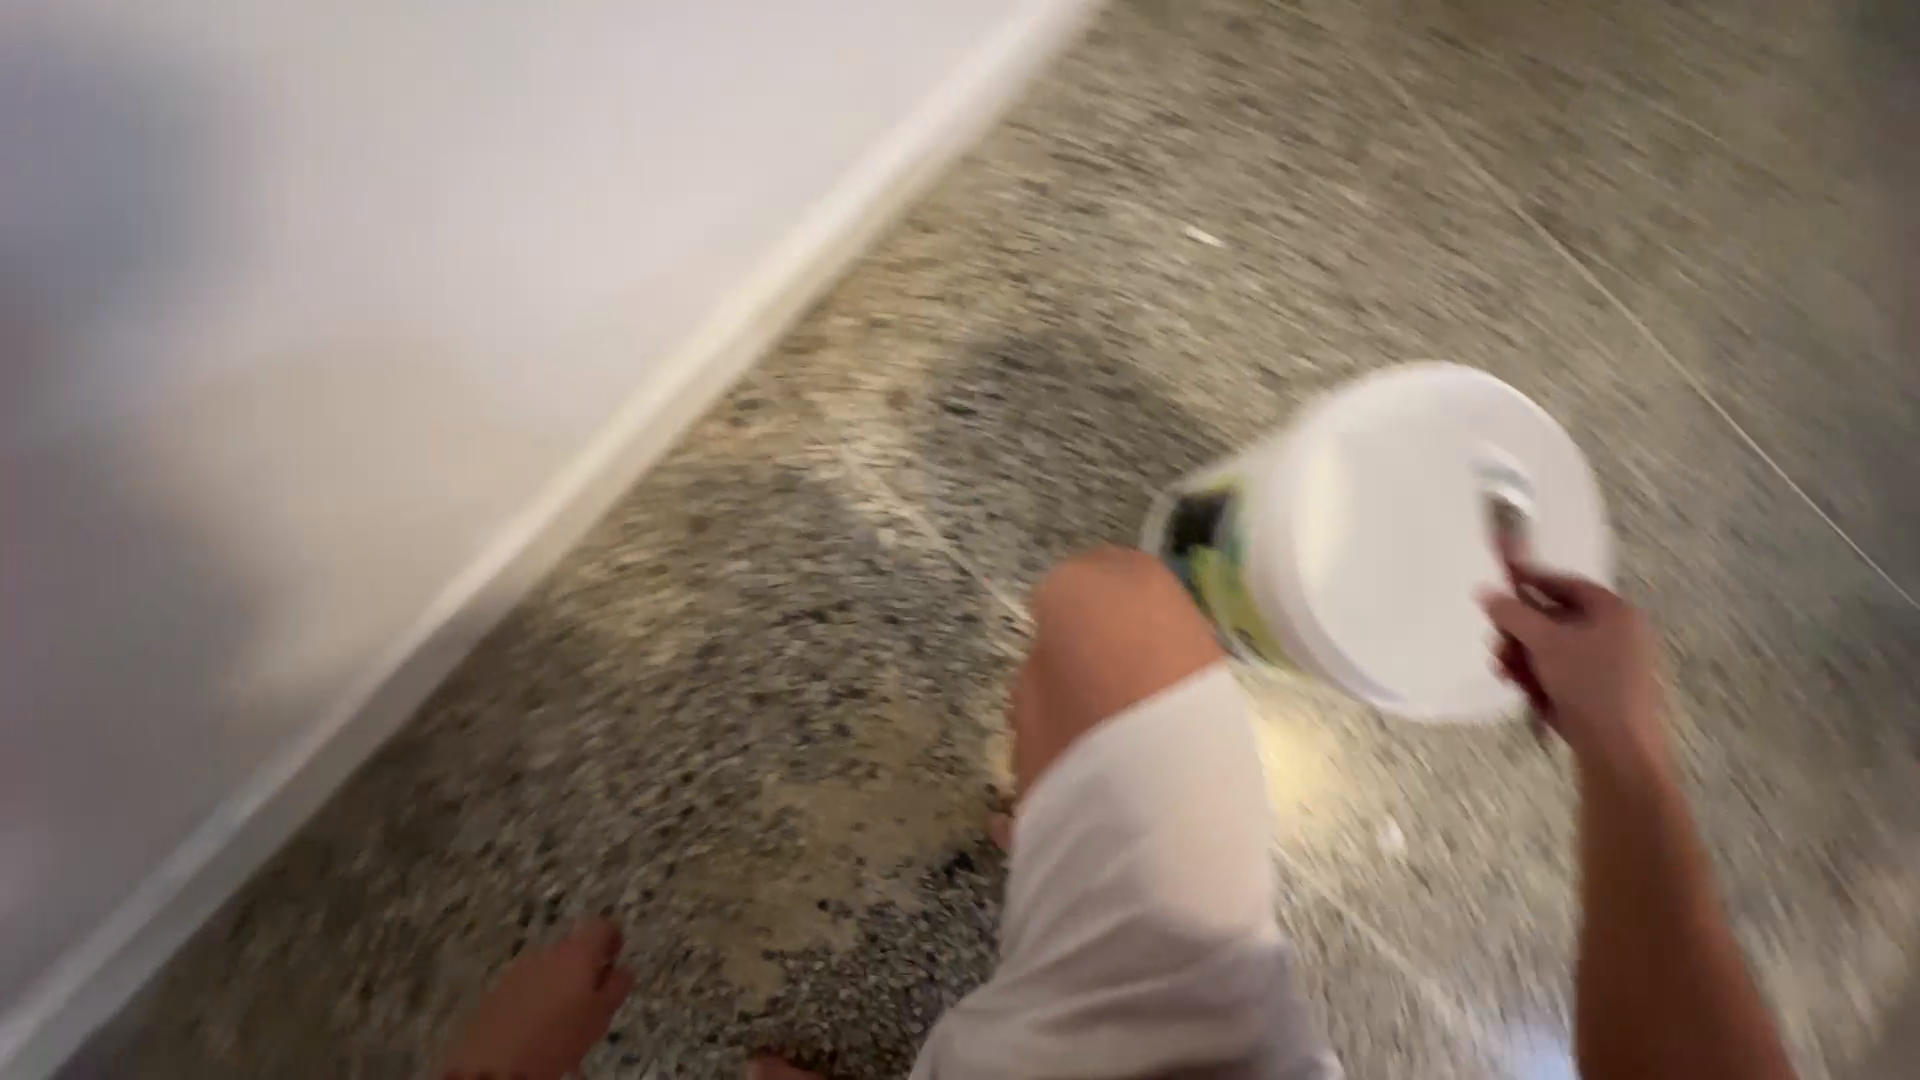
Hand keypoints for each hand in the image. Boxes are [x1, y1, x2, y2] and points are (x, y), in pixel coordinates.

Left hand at [442, 919, 634, 1079]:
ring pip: (548, 968)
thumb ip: (617, 988)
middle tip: (590, 998)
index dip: (613, 939)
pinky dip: (535, 997)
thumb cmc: (557, 1039)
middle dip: (584, 967)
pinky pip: (526, 986)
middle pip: (573, 949)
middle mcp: (548, 953)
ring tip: (561, 1016)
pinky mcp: (495, 993)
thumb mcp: (599, 1018)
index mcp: (577, 953)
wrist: (491, 1070)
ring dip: (558, 982)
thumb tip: (623, 969)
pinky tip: (534, 1026)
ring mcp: (518, 971)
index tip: (615, 960)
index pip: (602, 926)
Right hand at [1479, 570, 1668, 781]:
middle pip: (1551, 617)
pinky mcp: (1596, 687)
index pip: (1564, 583)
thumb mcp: (1543, 640)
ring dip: (1520, 653)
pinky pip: (1556, 668)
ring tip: (1503, 668)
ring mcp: (1607, 662)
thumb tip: (1484, 590)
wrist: (1617, 744)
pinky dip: (1534, 672)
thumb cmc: (1586, 680)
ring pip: (1549, 645)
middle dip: (1517, 629)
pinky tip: (1518, 684)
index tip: (1497, 581)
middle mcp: (1614, 632)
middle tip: (1496, 639)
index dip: (1529, 579)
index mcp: (1613, 612)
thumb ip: (1511, 612)